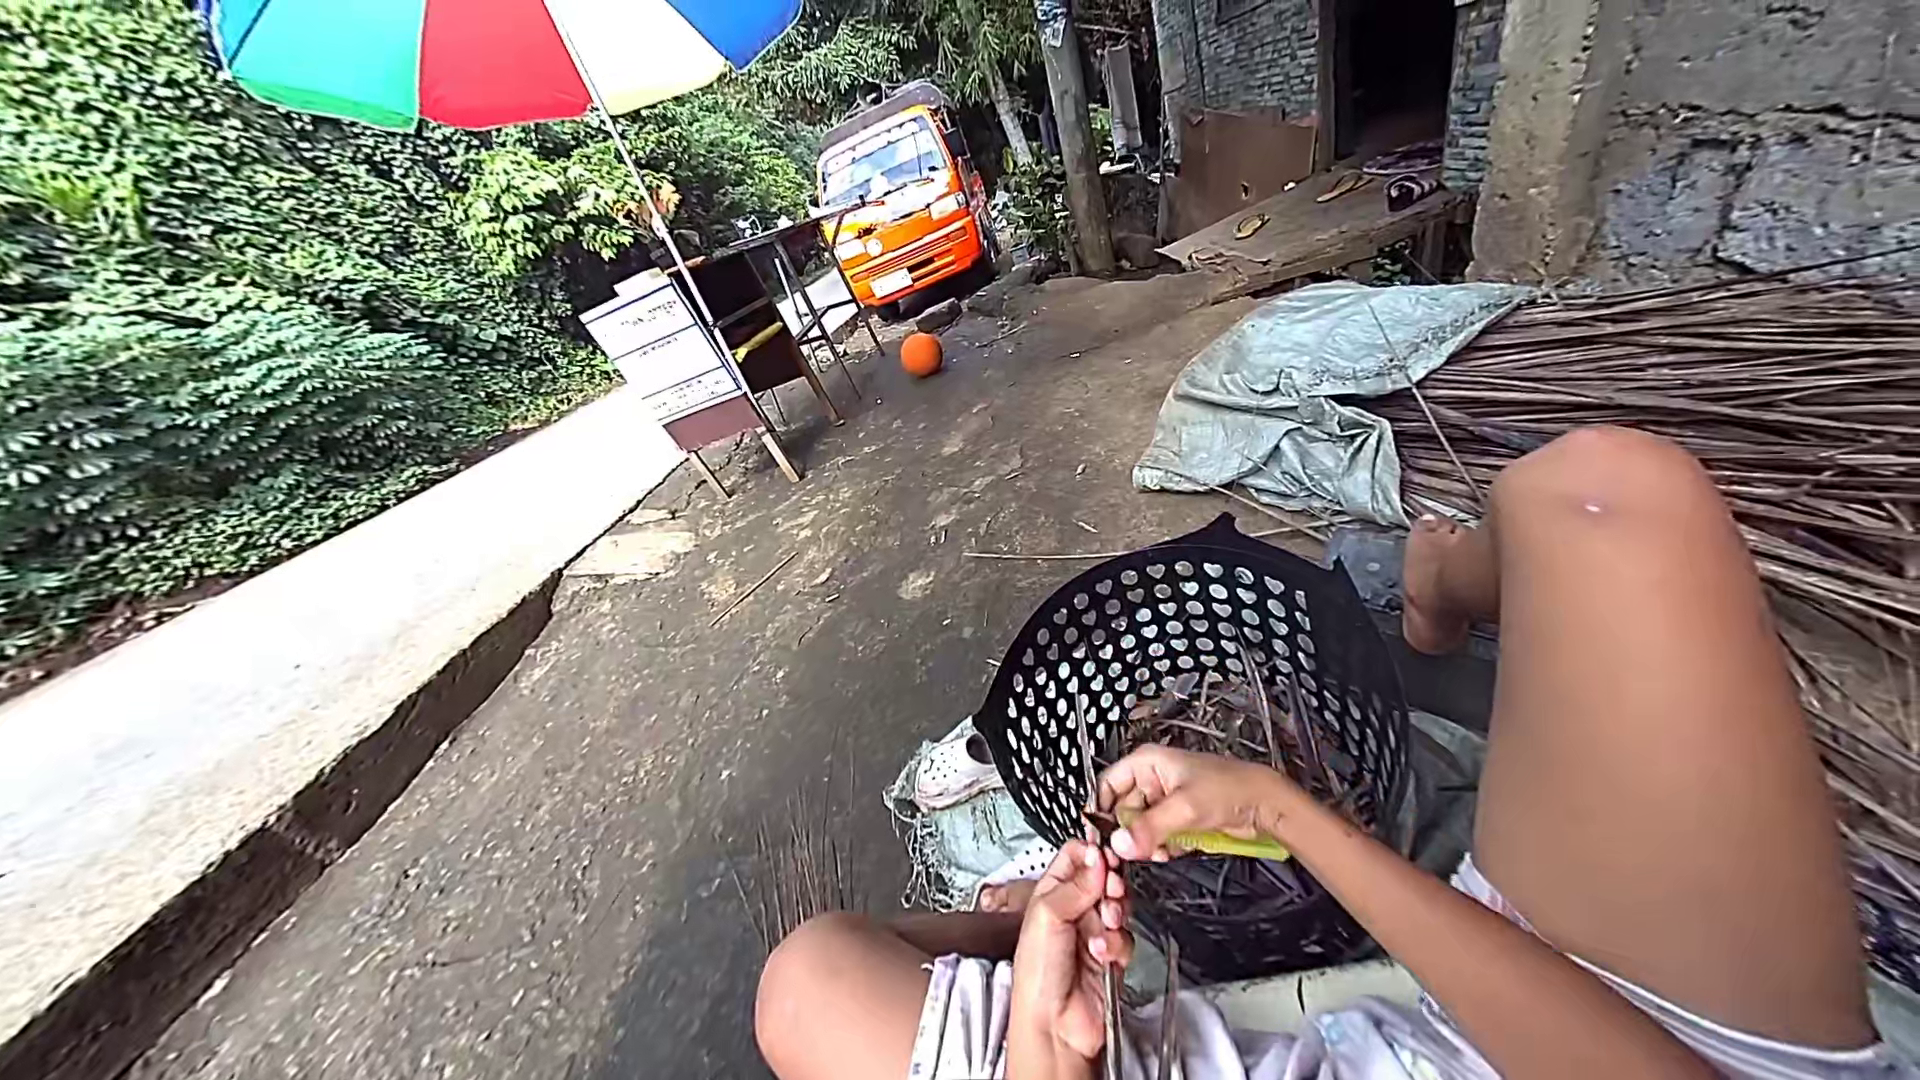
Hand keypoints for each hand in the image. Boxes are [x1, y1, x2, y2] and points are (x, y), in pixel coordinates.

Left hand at [1006, 840, 1131, 1078]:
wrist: (1054, 1025)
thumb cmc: (1037, 972)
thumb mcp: (1048, 915)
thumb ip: (1076, 883)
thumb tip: (1095, 854)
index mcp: (1052, 889)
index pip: (1078, 856)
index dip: (1093, 853)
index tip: (1104, 856)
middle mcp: (1073, 906)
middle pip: (1103, 877)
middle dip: (1110, 883)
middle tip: (1109, 890)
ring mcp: (1093, 930)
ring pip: (1118, 905)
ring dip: (1114, 914)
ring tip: (1104, 923)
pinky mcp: (1111, 954)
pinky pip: (1125, 937)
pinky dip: (1116, 944)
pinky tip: (1101, 953)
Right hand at [1097, 744, 1300, 862]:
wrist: (1265, 805)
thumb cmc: (1228, 789)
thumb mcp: (1184, 808)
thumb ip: (1149, 827)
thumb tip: (1120, 844)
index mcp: (1146, 762)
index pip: (1108, 784)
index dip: (1101, 809)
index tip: (1099, 836)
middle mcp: (1151, 778)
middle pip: (1122, 808)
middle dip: (1126, 831)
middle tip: (1128, 851)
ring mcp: (1164, 798)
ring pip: (1138, 824)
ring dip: (1143, 841)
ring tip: (1155, 851)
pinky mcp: (1176, 817)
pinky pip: (1155, 834)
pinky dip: (1158, 846)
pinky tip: (1169, 851)